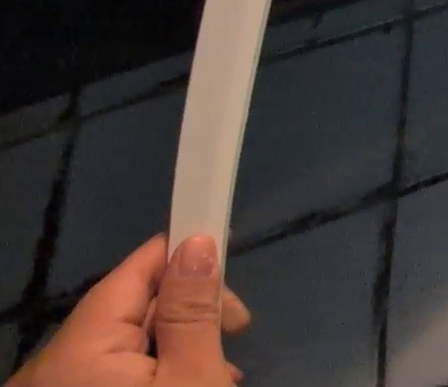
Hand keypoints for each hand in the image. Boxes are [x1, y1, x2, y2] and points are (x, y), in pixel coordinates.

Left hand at [10, 236, 249, 386]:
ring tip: (213, 372)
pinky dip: (146, 371)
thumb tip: (198, 242)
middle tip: (237, 332)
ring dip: (174, 343)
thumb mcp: (192, 376)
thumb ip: (195, 308)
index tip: (229, 264)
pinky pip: (100, 373)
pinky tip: (182, 385)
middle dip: (190, 310)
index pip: (134, 271)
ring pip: (119, 342)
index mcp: (76, 351)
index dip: (183, 253)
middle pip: (129, 307)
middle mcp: (42, 370)